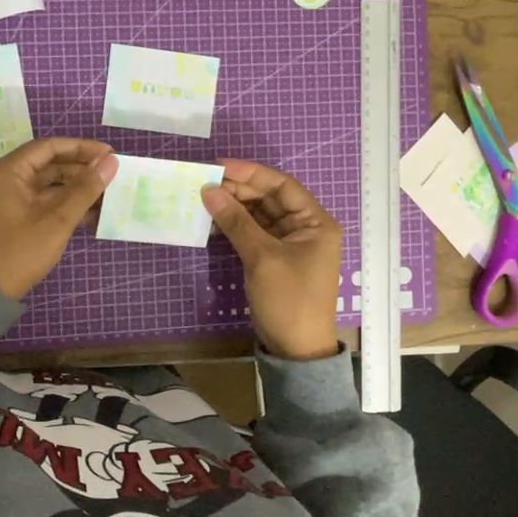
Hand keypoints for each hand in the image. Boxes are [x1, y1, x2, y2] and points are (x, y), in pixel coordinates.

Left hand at [0, 138, 118, 299]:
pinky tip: (92, 213)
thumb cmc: (20, 251)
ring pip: (48, 185)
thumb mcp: (57, 219)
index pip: (49, 147)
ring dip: (76, 189)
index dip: (81, 148)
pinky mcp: (14, 217)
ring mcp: (8, 199)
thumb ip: (85, 188)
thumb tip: (110, 162)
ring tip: (108, 195)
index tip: (109, 154)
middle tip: (112, 176)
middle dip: (81, 170)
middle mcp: (5, 179)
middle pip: (49, 164)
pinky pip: (43, 202)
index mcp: (8, 171)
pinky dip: (65, 205)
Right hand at [201, 160, 342, 360]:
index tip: (218, 166)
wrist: (295, 350)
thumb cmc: (288, 300)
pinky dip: (233, 225)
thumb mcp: (262, 258)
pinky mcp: (272, 258)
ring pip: (257, 214)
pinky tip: (211, 221)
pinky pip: (251, 232)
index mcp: (315, 222)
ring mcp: (288, 243)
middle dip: (237, 189)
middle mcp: (304, 227)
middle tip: (203, 182)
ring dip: (232, 206)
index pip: (282, 185)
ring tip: (202, 199)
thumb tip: (208, 190)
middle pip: (268, 197)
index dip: (251, 173)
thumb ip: (236, 221)